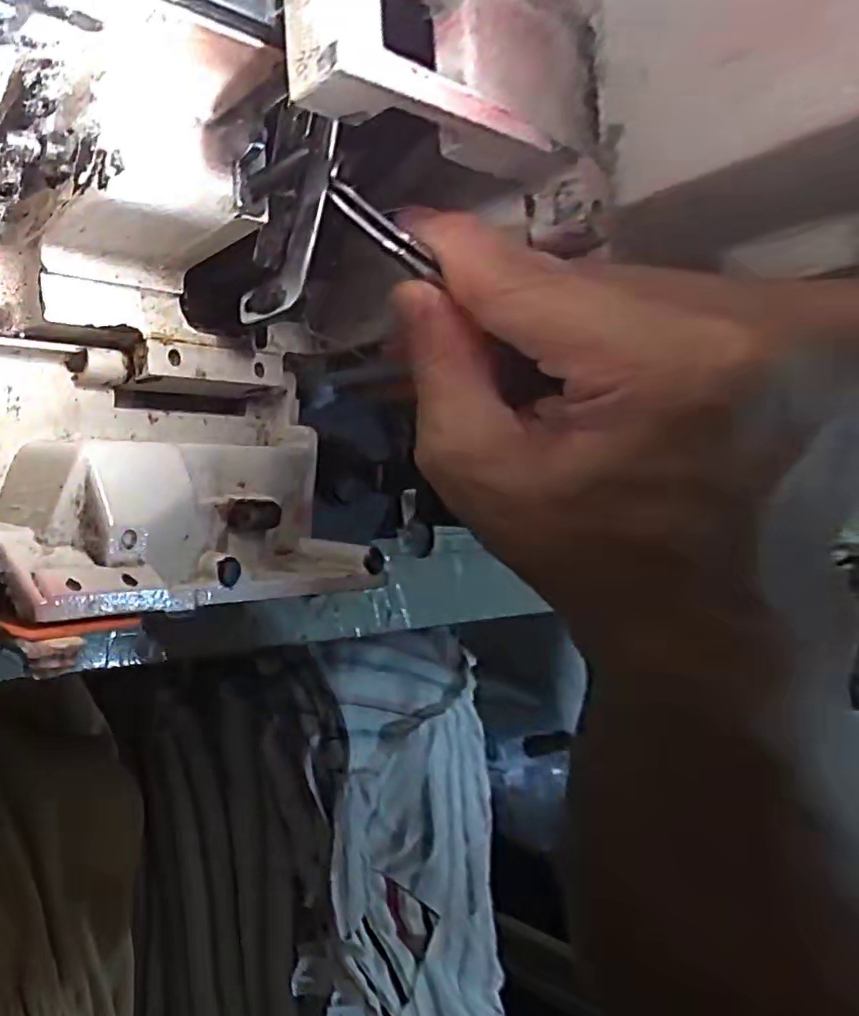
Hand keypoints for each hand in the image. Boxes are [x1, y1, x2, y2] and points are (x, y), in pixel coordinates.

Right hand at [389, 212, 824, 672]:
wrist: (703, 601)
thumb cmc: (571, 544)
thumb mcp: (472, 465)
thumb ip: (441, 370)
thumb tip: (414, 293)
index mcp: (667, 363)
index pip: (534, 281)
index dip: (460, 251)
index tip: (406, 221)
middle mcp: (752, 318)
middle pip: (579, 278)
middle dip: (493, 297)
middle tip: (426, 331)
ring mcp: (793, 317)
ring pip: (618, 282)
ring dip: (542, 312)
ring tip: (495, 368)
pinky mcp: (802, 324)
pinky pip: (659, 298)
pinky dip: (593, 323)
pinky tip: (563, 371)